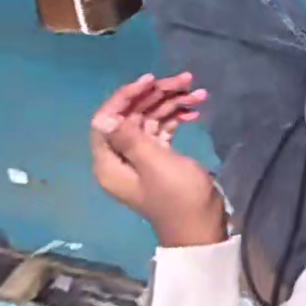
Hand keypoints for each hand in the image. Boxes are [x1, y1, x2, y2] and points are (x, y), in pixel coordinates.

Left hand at [90, 74, 225, 247]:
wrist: (202, 225)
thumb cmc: (177, 196)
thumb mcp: (155, 164)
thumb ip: (130, 139)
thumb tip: (102, 117)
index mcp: (110, 162)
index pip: (107, 119)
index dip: (126, 96)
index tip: (151, 80)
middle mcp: (121, 157)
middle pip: (132, 114)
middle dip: (157, 94)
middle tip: (186, 80)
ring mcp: (141, 157)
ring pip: (151, 118)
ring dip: (172, 102)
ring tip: (198, 91)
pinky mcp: (160, 157)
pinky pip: (164, 128)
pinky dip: (178, 116)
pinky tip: (196, 110)